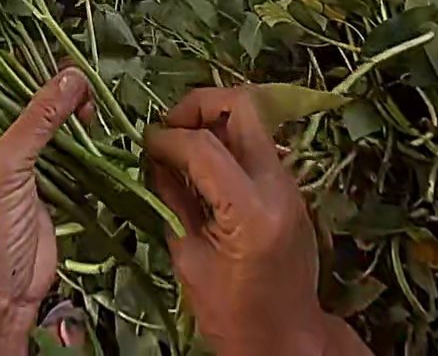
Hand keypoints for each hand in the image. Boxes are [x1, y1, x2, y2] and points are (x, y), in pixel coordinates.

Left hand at [0, 68, 91, 355]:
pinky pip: (55, 145)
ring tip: (85, 100)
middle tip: (74, 74)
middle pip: (12, 101)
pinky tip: (87, 119)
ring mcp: (6, 164)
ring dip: (63, 107)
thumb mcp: (3, 168)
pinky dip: (73, 131)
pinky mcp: (35, 180)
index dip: (8, 66)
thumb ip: (38, 118)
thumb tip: (71, 75)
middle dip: (44, 86)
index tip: (42, 48)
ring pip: (37, 121)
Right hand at [146, 88, 372, 355]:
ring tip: (182, 143)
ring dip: (212, 119)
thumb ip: (171, 200)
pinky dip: (225, 139)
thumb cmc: (233, 318)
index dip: (168, 138)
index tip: (146, 143)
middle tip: (170, 127)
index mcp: (251, 212)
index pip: (205, 146)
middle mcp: (277, 185)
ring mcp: (289, 182)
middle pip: (241, 105)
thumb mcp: (189, 261)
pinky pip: (254, 142)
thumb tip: (152, 157)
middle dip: (198, 105)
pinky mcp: (289, 185)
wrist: (291, 345)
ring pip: (250, 118)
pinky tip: (202, 164)